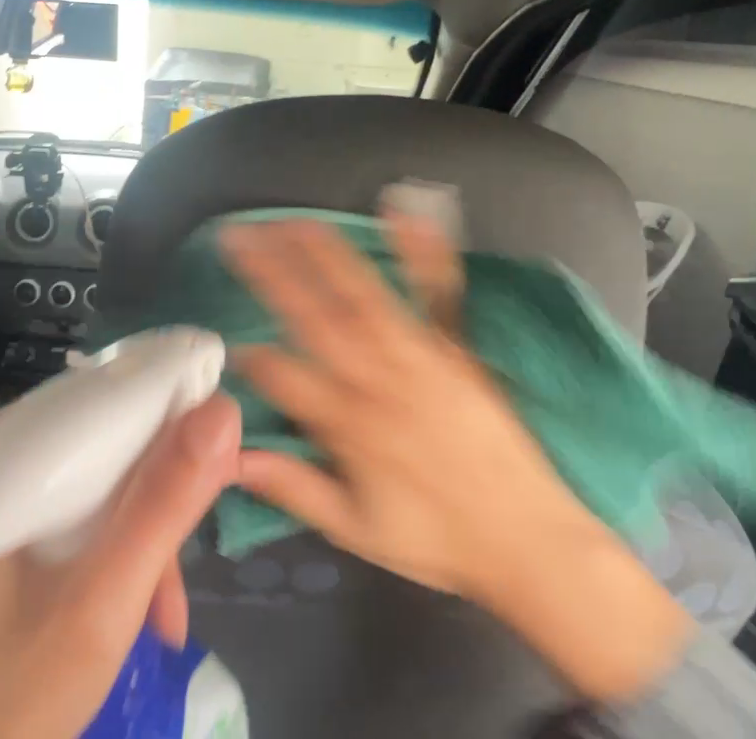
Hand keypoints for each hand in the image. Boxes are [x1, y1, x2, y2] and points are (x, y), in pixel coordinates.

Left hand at [0, 395, 240, 738]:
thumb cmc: (6, 700)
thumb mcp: (98, 604)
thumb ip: (162, 506)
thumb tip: (222, 411)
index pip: (96, 401)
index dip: (167, 421)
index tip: (221, 461)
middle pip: (96, 448)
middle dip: (152, 507)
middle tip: (182, 571)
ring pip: (92, 487)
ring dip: (139, 543)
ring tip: (163, 617)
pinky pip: (72, 519)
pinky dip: (110, 559)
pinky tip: (137, 615)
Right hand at [220, 214, 690, 700]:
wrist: (529, 541)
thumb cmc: (437, 539)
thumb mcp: (358, 529)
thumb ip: (296, 489)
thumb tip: (234, 458)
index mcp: (352, 426)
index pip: (286, 377)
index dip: (251, 357)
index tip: (227, 342)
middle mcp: (381, 382)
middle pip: (317, 318)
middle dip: (273, 274)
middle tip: (240, 239)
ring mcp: (423, 359)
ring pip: (365, 297)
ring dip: (326, 254)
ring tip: (293, 222)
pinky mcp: (459, 351)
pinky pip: (440, 295)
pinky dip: (423, 252)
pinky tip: (403, 215)